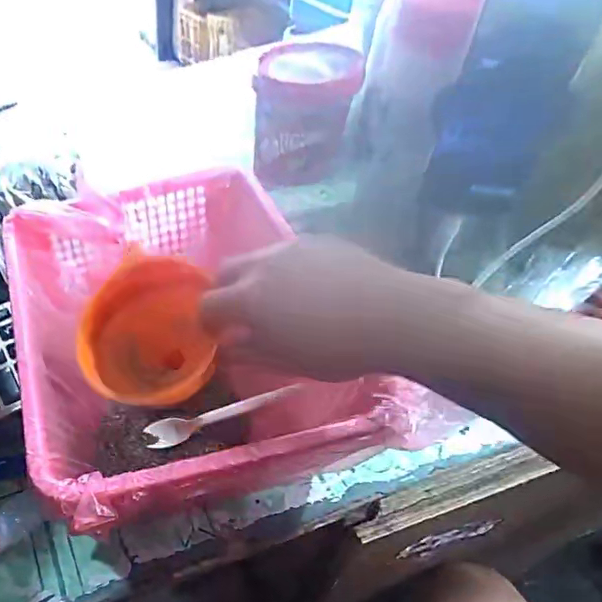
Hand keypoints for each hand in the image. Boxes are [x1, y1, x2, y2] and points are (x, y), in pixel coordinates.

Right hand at [201, 236, 477, 381]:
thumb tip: (227, 348)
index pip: (207, 304)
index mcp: (248, 298)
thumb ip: (249, 353)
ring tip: (274, 301)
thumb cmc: (335, 349)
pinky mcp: (320, 240)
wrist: (394, 315)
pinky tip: (307, 289)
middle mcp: (263, 264)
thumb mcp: (287, 361)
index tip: (217, 337)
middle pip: (225, 271)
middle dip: (223, 292)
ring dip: (252, 278)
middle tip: (239, 316)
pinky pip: (286, 252)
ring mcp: (292, 247)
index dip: (206, 322)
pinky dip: (282, 269)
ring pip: (256, 257)